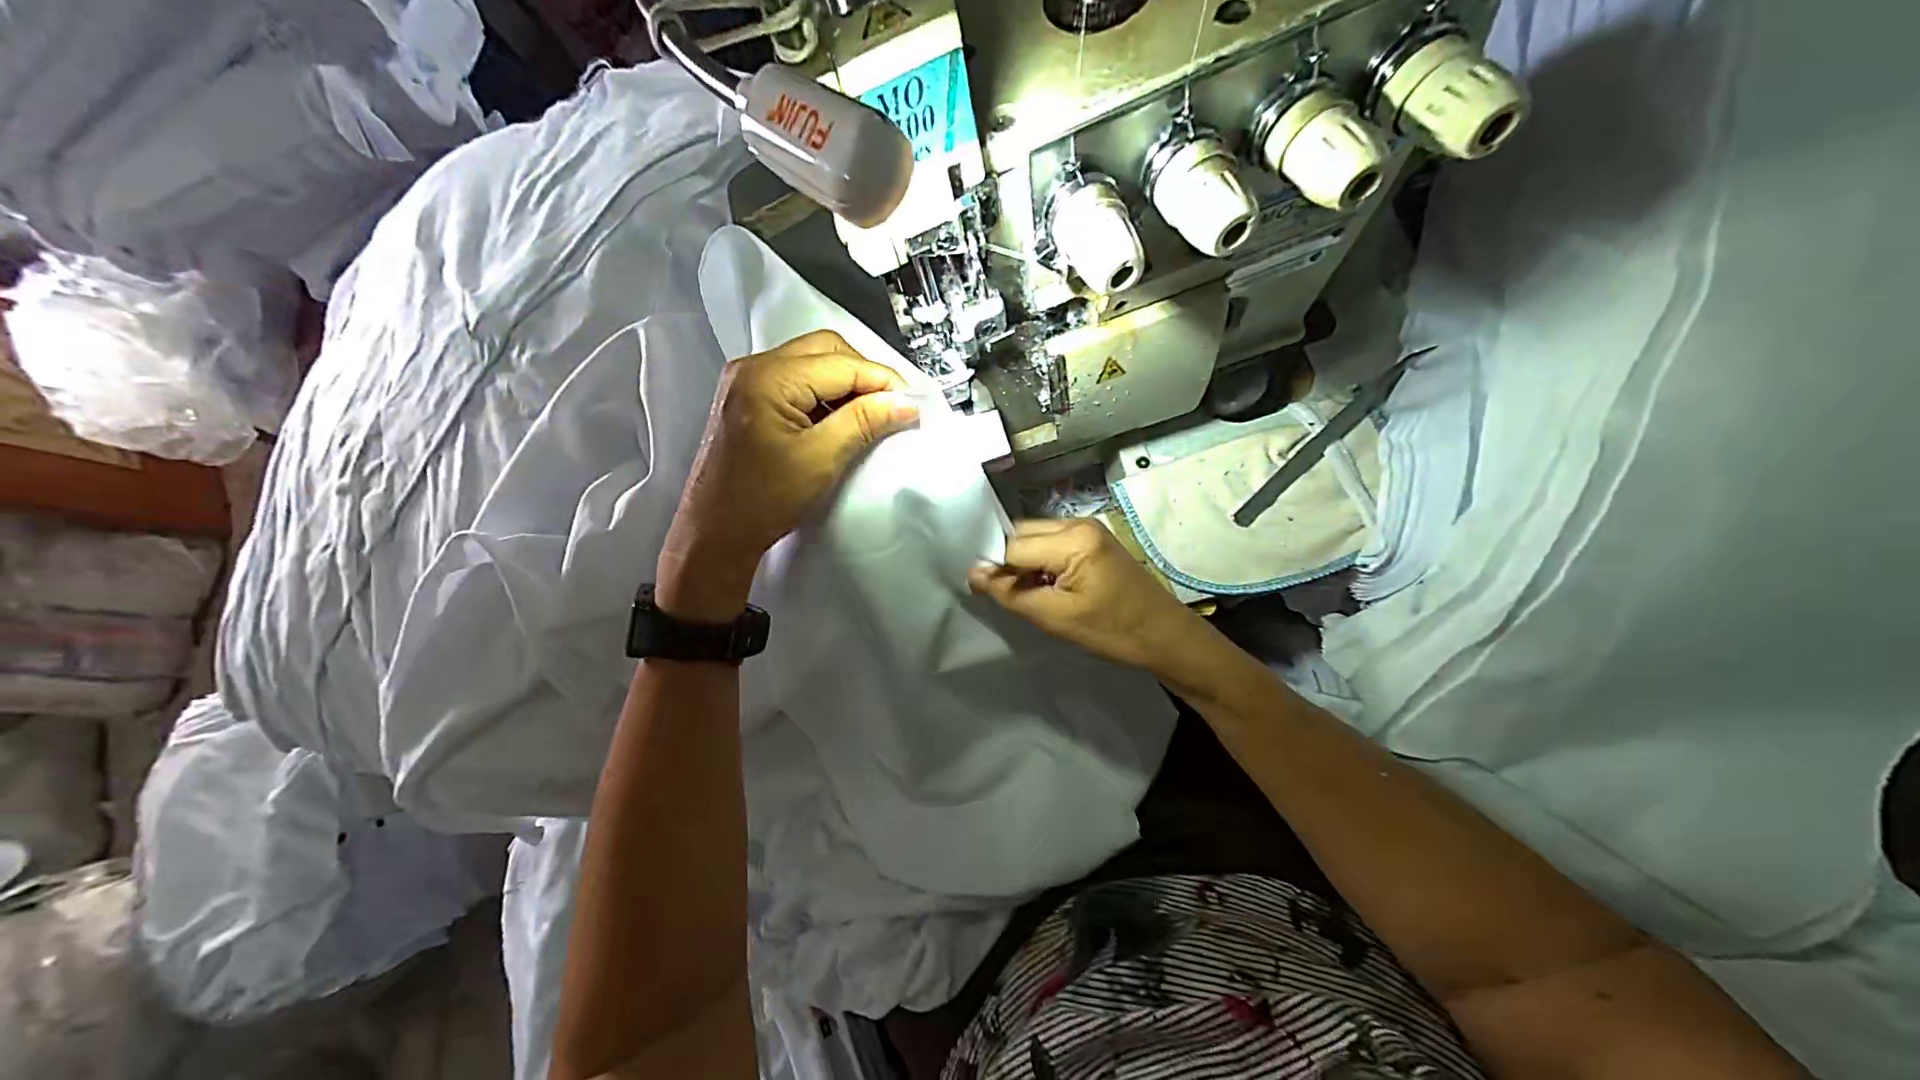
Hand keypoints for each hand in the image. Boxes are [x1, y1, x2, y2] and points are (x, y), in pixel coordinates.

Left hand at [659, 330, 917, 619]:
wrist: (714, 534)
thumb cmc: (758, 502)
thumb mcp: (821, 460)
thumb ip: (864, 422)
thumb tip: (904, 402)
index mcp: (767, 378)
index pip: (843, 363)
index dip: (884, 382)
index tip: (912, 405)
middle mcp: (752, 368)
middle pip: (827, 350)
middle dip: (866, 375)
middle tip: (894, 408)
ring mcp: (747, 382)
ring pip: (813, 362)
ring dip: (846, 384)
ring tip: (871, 417)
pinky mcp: (748, 398)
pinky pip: (797, 380)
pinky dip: (824, 394)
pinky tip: (841, 421)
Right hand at [967, 518, 1219, 683]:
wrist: (1166, 636)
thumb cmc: (1114, 631)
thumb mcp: (1056, 618)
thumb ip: (1011, 593)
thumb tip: (973, 573)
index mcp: (1073, 539)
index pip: (1013, 546)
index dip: (996, 571)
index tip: (988, 595)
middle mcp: (1079, 522)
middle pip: (1022, 534)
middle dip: (1009, 563)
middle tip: (1011, 597)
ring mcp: (1088, 528)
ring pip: (1035, 537)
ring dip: (1025, 563)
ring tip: (1030, 594)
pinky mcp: (1093, 539)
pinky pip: (1052, 543)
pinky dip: (1042, 562)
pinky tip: (1047, 587)